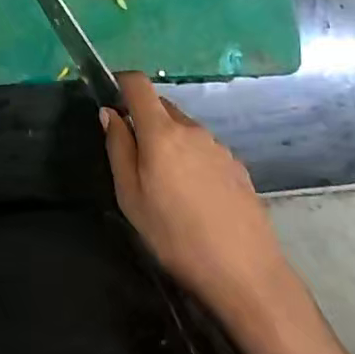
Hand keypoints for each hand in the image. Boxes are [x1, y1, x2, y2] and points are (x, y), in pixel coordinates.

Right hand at [101, 72, 301, 318]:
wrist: (245, 271)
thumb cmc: (175, 236)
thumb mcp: (130, 197)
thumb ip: (118, 148)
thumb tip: (109, 113)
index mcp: (162, 132)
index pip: (139, 84)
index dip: (121, 83)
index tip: (111, 99)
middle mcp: (192, 129)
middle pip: (162, 106)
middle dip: (143, 119)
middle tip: (133, 157)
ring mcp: (218, 146)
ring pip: (184, 129)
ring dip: (168, 141)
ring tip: (165, 185)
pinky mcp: (237, 165)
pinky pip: (204, 149)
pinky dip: (191, 158)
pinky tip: (194, 197)